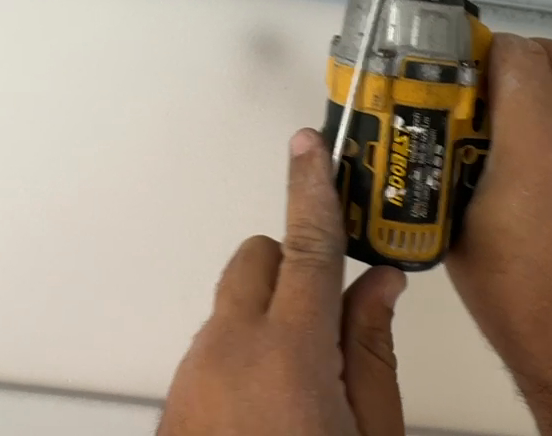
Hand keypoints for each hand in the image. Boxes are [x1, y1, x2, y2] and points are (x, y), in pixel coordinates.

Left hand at [158, 128, 407, 435]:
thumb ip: (373, 354)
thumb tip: (377, 285)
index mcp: (289, 356)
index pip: (308, 246)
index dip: (311, 187)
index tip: (309, 146)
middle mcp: (230, 351)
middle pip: (257, 258)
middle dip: (292, 268)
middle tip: (326, 318)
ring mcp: (194, 372)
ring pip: (234, 303)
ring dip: (268, 317)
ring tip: (299, 384)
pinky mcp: (174, 396)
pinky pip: (213, 343)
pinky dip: (242, 352)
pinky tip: (266, 405)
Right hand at [447, 35, 551, 434]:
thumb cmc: (515, 294)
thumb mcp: (459, 223)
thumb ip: (457, 160)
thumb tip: (447, 121)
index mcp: (536, 150)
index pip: (519, 57)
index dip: (493, 52)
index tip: (476, 70)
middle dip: (527, 59)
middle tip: (503, 88)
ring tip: (544, 119)